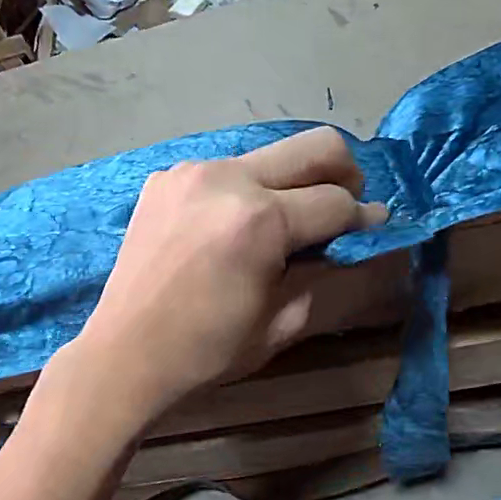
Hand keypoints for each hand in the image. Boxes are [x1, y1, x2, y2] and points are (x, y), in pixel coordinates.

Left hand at [64, 127, 384, 419]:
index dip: (365, 218)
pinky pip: (225, 169)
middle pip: (316, 146)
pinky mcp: (166, 177)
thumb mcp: (284, 322)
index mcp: (260, 220)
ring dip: (291, 183)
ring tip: (285, 224)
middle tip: (344, 210)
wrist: (125, 353)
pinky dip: (246, 190)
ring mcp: (191, 171)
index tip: (375, 230)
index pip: (337, 202)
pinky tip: (233, 227)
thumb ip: (336, 273)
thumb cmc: (208, 351)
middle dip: (345, 174)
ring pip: (268, 156)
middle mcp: (227, 177)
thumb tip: (372, 234)